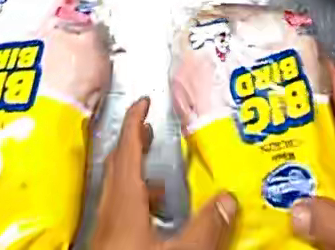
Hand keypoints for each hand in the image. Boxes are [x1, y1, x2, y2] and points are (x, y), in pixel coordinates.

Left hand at [89, 96, 236, 249]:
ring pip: (117, 192)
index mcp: (124, 199)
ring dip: (137, 180)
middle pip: (118, 165)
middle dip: (135, 145)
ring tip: (164, 185)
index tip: (145, 99)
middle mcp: (109, 210)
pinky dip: (136, 208)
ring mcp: (104, 233)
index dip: (135, 120)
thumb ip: (206, 227)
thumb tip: (230, 197)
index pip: (127, 146)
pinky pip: (119, 217)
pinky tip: (155, 225)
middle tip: (154, 132)